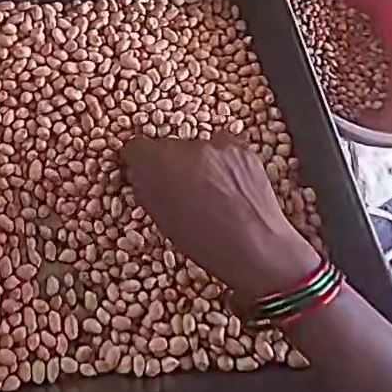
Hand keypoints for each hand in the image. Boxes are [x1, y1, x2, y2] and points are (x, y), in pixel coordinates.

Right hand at [120, 136, 321, 300]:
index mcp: (156, 163)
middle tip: (179, 187)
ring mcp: (213, 144)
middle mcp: (182, 146)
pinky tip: (227, 186)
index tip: (141, 170)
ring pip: (194, 147)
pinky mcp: (238, 147)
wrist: (256, 247)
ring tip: (208, 190)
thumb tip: (138, 173)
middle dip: (168, 163)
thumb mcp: (161, 217)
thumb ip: (145, 187)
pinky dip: (220, 162)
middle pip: (166, 146)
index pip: (135, 147)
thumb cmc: (204, 241)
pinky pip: (220, 148)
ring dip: (195, 162)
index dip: (138, 161)